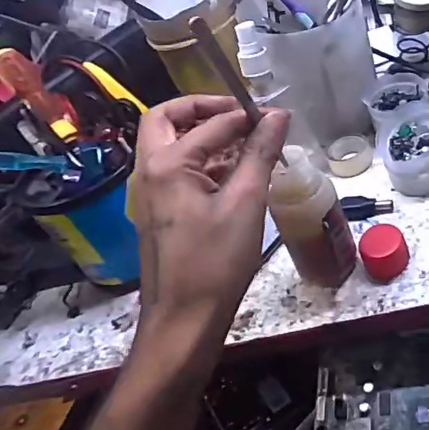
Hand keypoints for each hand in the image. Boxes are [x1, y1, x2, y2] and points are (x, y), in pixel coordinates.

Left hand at [125, 97, 288, 355]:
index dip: (246, 115)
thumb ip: (261, 151)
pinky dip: (208, 160)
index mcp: (166, 165)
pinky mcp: (162, 210)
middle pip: (168, 119)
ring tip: (251, 143)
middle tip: (242, 114)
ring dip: (208, 134)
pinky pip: (181, 169)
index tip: (277, 118)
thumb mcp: (247, 200)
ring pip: (172, 144)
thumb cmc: (215, 261)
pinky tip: (242, 172)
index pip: (211, 122)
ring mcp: (152, 193)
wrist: (184, 320)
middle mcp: (150, 172)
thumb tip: (278, 115)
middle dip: (205, 109)